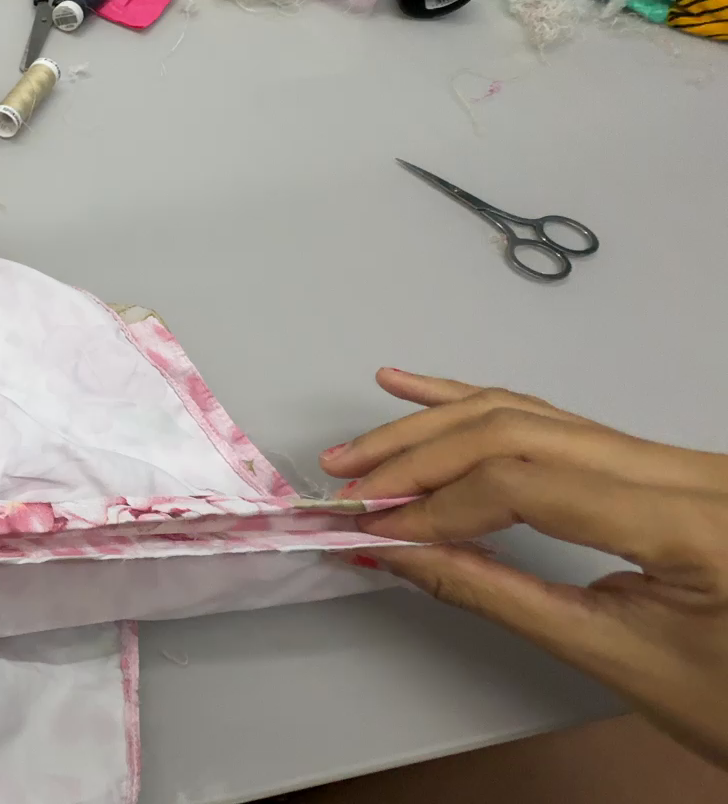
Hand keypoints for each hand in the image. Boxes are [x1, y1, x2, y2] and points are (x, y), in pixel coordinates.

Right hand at [323, 369, 727, 769]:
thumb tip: (386, 549)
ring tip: (355, 452)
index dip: (431, 504)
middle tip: (346, 486)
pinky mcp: (654, 458)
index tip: (372, 527)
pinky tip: (406, 385)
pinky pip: (546, 414)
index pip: (520, 484)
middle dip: (412, 460)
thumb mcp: (613, 653)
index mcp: (697, 525)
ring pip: (518, 415)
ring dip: (424, 430)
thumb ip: (488, 590)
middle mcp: (693, 473)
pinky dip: (466, 400)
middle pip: (509, 435)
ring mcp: (676, 458)